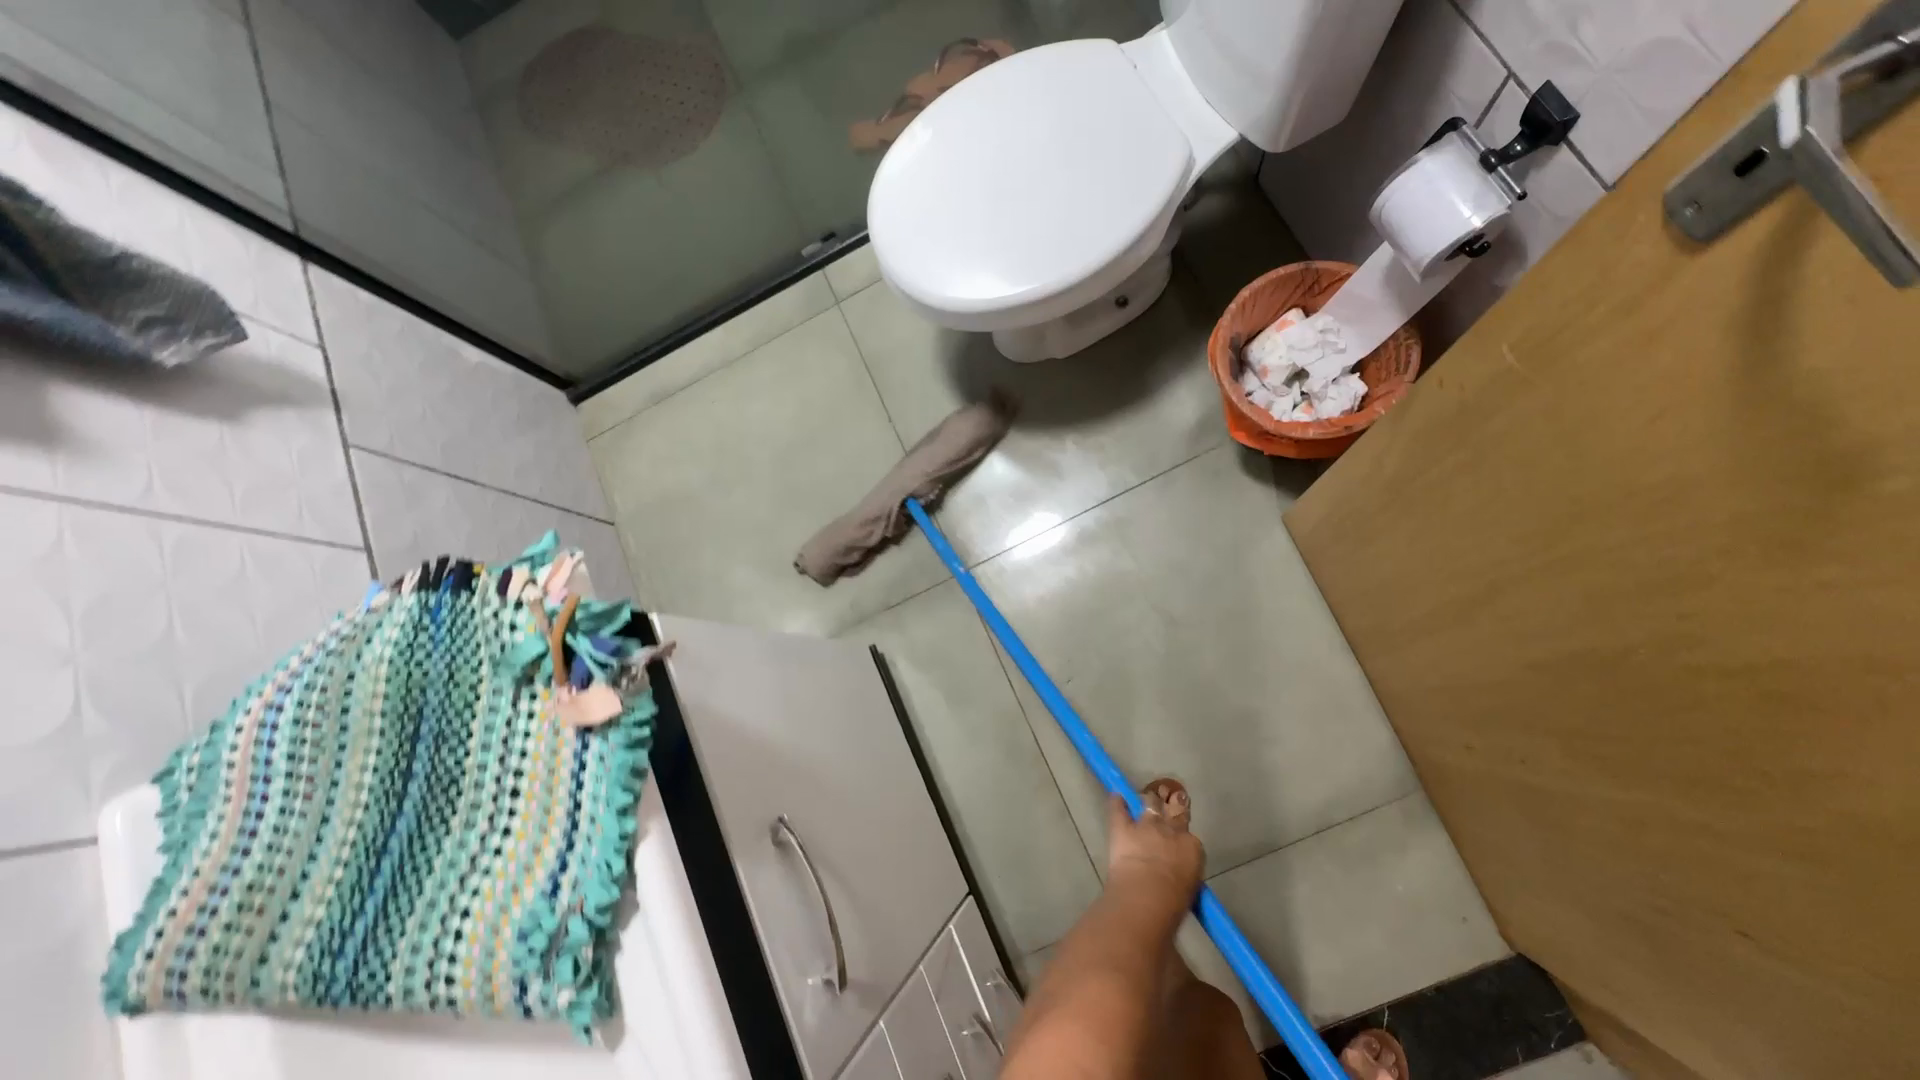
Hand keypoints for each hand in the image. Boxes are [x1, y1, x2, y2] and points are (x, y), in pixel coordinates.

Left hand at [1104, 783, 1202, 903]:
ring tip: (1147, 796)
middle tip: (1171, 795)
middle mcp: (1171, 831)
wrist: (1148, 892)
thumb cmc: (1174, 900)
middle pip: (1174, 811)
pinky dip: (1117, 802)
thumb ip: (1185, 877)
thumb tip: (1179, 881)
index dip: (1182, 839)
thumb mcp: (1190, 890)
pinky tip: (1116, 795)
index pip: (1189, 839)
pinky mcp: (1122, 827)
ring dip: (1149, 800)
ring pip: (1149, 804)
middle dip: (1173, 804)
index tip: (1179, 842)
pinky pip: (1119, 809)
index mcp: (1192, 848)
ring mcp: (1146, 825)